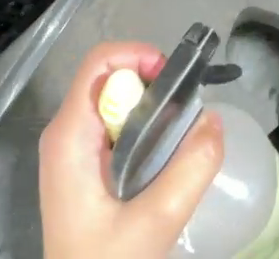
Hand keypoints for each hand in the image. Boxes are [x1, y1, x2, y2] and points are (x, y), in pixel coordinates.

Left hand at [40, 42, 225, 258]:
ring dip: (153, 111)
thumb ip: (190, 168)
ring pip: (117, 103)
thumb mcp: (155, 222)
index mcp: (69, 136)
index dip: (140, 57)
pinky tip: (164, 163)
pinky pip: (117, 127)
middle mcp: (65, 133)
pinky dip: (145, 131)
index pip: (101, 62)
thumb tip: (214, 119)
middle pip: (111, 78)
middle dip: (153, 86)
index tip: (176, 82)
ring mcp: (72, 151)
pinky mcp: (83, 169)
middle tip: (186, 118)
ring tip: (180, 143)